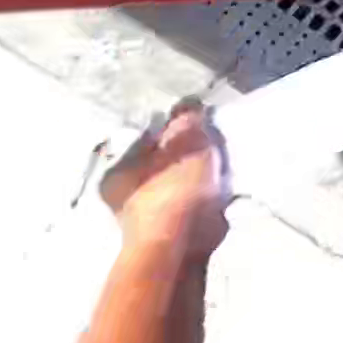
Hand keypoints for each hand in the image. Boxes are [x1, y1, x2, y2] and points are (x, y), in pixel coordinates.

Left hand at [100, 104, 229, 257]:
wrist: (181, 241)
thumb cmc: (175, 189)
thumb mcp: (186, 145)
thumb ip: (186, 122)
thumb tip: (187, 101)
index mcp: (119, 169)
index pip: (149, 136)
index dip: (178, 122)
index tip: (204, 116)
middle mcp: (126, 188)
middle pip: (164, 155)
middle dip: (189, 144)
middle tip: (216, 133)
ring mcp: (148, 206)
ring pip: (179, 173)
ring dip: (199, 164)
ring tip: (223, 154)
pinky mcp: (172, 219)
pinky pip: (191, 190)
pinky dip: (205, 182)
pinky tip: (221, 177)